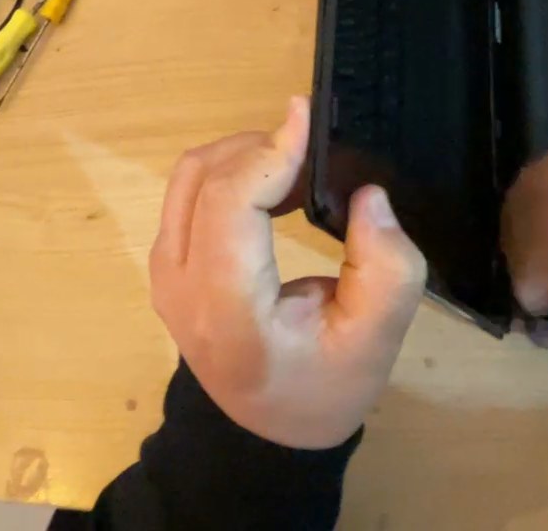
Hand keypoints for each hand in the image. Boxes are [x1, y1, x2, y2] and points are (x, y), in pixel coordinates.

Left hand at [149, 97, 427, 448]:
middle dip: (259, 148)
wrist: (260, 429)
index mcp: (224, 307)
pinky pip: (187, 191)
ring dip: (241, 155)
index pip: (230, 203)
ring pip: (189, 175)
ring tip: (294, 167)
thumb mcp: (373, 347)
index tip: (306, 116)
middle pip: (202, 177)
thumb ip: (385, 273)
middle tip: (312, 149)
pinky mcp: (164, 258)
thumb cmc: (318, 389)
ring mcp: (162, 267)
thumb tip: (369, 196)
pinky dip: (228, 171)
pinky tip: (271, 186)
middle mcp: (177, 280)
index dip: (268, 152)